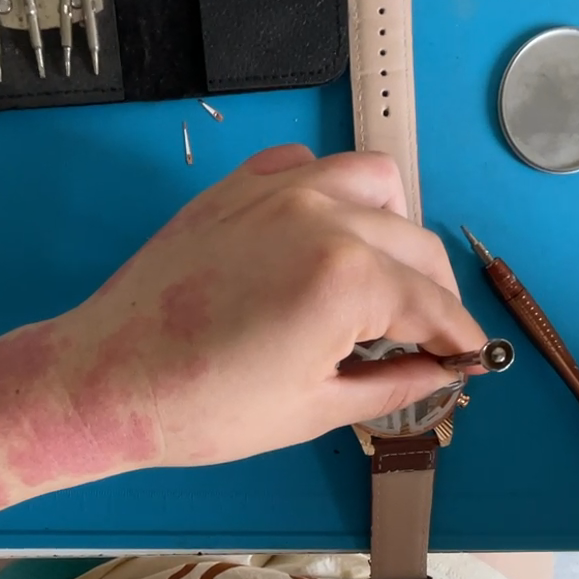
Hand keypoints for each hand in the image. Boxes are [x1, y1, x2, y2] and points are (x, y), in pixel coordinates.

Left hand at [53, 145, 486, 469]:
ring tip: (383, 282)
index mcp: (347, 277)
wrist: (109, 382)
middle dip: (434, 295)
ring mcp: (276, 191)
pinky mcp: (237, 187)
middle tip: (426, 340)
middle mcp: (322, 215)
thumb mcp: (313, 410)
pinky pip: (312, 168)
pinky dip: (337, 196)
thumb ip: (392, 384)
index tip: (469, 358)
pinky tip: (327, 239)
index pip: (432, 304)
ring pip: (376, 186)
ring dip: (397, 231)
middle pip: (416, 244)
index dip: (458, 338)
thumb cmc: (205, 411)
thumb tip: (440, 373)